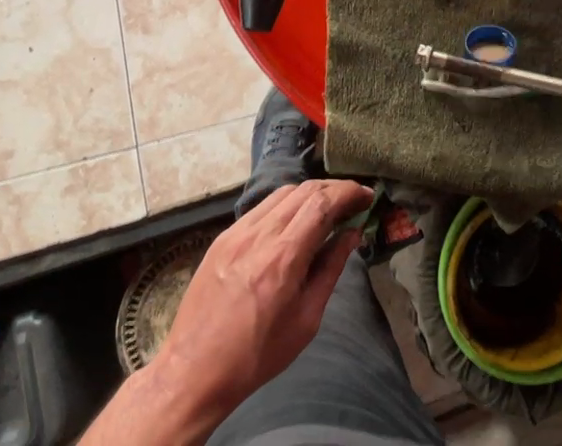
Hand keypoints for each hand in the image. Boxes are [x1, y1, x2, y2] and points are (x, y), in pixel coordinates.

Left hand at [154, 180, 372, 413]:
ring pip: (281, 194)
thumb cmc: (258, 354)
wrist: (194, 372)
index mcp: (283, 258)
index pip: (322, 203)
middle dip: (335, 189)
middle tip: (354, 202)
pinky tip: (295, 221)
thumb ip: (331, 269)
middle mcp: (258, 236)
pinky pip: (261, 209)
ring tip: (328, 209)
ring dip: (310, 194)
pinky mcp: (222, 239)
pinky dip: (286, 205)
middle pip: (304, 190)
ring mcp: (235, 234)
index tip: (368, 196)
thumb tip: (351, 234)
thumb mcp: (307, 318)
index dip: (350, 192)